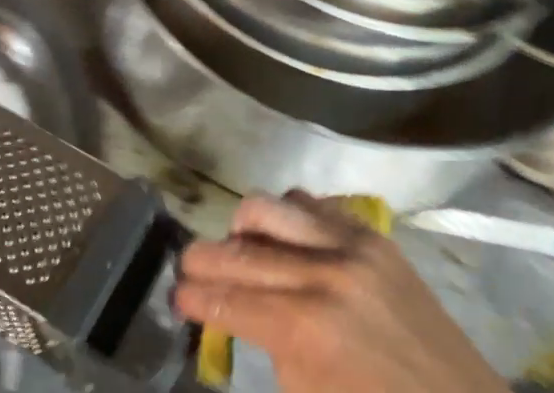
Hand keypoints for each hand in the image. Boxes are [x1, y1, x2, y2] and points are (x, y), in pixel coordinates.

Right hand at [174, 191, 507, 392]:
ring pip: (267, 209)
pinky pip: (313, 206)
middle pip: (236, 251)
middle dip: (201, 262)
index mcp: (306, 328)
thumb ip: (266, 347)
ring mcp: (352, 249)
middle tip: (189, 273)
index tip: (177, 298)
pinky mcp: (375, 239)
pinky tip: (286, 243)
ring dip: (241, 230)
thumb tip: (232, 313)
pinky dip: (288, 218)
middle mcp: (323, 276)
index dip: (193, 298)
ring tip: (240, 251)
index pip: (225, 299)